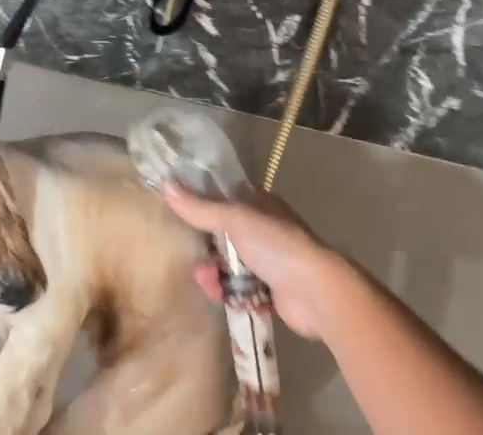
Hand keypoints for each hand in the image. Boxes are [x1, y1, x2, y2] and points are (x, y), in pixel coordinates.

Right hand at [163, 184, 358, 340]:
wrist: (316, 293)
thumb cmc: (276, 245)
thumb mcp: (234, 219)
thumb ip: (200, 207)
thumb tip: (166, 184)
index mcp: (262, 205)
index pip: (227, 199)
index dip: (204, 207)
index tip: (183, 218)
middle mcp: (267, 230)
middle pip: (226, 237)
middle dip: (208, 251)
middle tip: (198, 263)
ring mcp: (272, 262)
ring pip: (232, 266)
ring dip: (216, 275)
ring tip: (210, 285)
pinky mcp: (273, 291)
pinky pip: (242, 290)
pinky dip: (230, 294)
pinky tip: (222, 298)